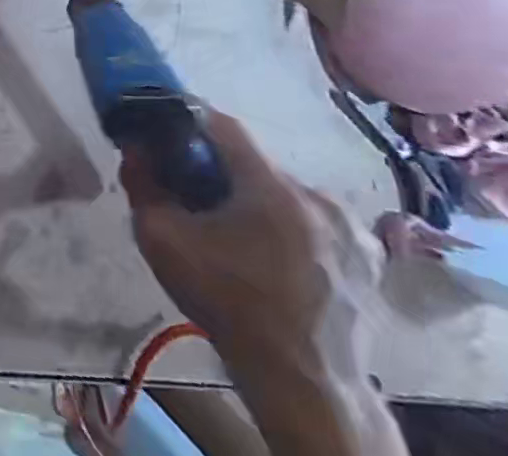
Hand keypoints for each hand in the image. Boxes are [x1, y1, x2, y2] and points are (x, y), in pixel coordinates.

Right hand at [121, 111, 380, 380]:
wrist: (306, 385)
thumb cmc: (229, 304)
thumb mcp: (164, 244)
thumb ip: (143, 188)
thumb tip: (135, 151)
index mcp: (272, 188)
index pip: (225, 126)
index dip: (191, 120)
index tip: (168, 131)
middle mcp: (319, 197)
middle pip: (257, 164)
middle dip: (224, 173)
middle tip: (198, 199)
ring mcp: (353, 229)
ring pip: (289, 195)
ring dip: (260, 203)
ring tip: (238, 239)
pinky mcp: (372, 260)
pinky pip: (319, 225)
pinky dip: (293, 230)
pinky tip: (277, 263)